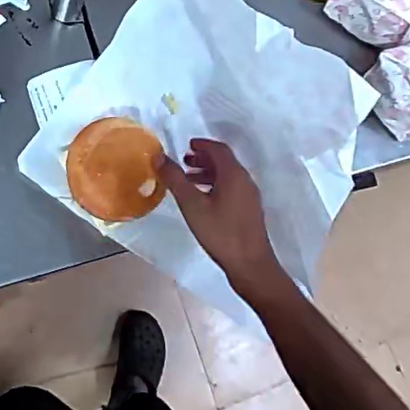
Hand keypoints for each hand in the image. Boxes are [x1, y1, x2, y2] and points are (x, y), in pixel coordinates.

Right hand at [157, 138, 292, 301]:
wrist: (250, 265)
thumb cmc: (220, 232)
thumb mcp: (192, 205)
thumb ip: (175, 179)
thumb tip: (159, 157)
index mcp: (234, 174)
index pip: (219, 149)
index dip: (203, 144)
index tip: (187, 145)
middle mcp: (245, 181)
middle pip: (224, 161)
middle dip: (204, 158)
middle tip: (184, 161)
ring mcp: (249, 196)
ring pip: (228, 176)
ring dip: (208, 173)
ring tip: (188, 180)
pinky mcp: (249, 210)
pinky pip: (231, 188)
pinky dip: (215, 185)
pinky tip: (202, 200)